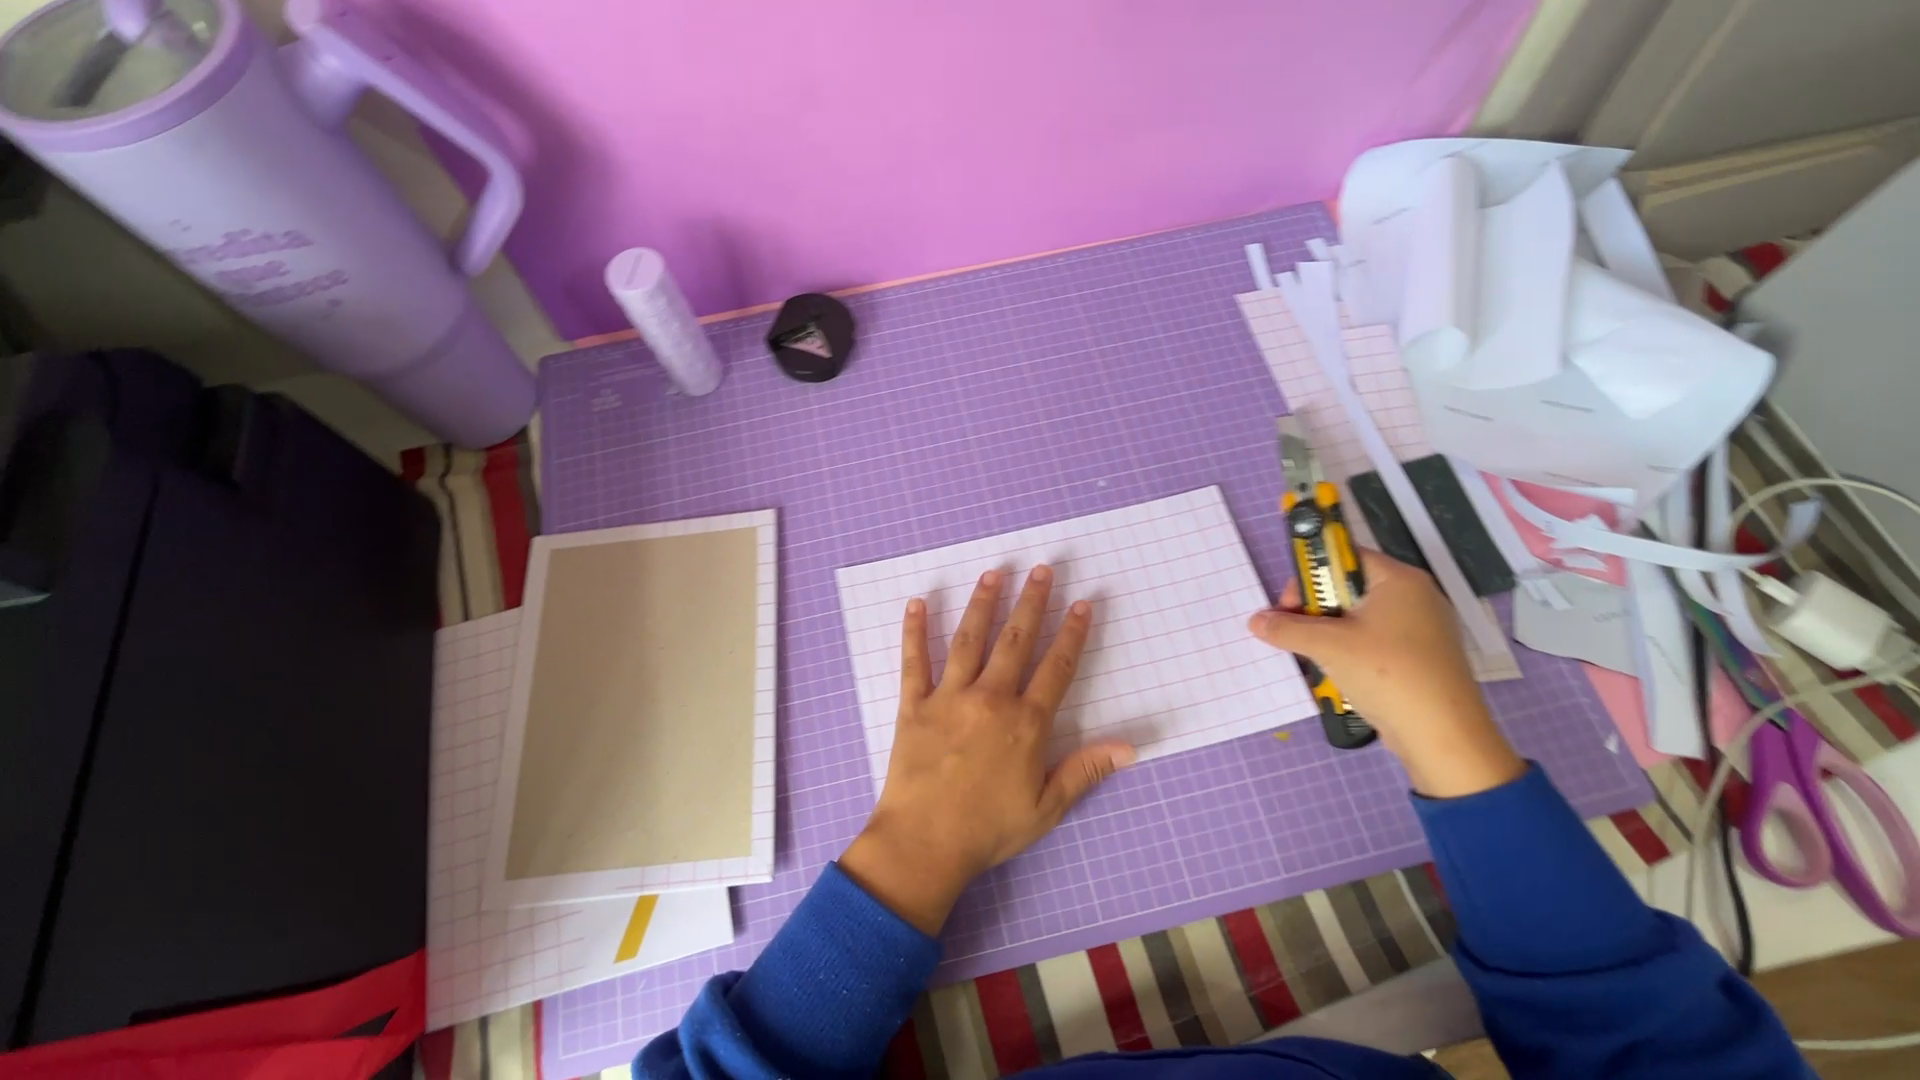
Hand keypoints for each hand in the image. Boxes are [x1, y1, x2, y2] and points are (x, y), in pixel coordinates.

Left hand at [840, 566, 1135, 933]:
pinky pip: (914, 661)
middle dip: (1031, 602)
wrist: (924, 842)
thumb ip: (1085, 770)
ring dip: (983, 603)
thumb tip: (1130, 748)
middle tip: (1041, 569)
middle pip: (1015, 641)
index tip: (1081, 603)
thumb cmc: (988, 829)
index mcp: (1026, 723)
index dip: (1071, 634)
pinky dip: (914, 631)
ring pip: (969, 640)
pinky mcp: (914, 705)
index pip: (1056, 668)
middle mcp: (990, 699)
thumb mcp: (1047, 807)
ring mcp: (949, 697)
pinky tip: (917, 602)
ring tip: (994, 573)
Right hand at [1248, 548, 1524, 797]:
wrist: (1443, 735)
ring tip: (1317, 656)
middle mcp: (1416, 596)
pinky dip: (1354, 651)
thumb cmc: (1386, 673)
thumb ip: (1287, 629)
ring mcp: (1424, 628)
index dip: (1311, 576)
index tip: (1289, 605)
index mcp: (1399, 579)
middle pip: (1351, 588)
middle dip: (1317, 609)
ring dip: (1331, 634)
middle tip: (1296, 633)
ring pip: (1362, 618)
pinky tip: (1341, 673)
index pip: (1344, 557)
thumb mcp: (1328, 646)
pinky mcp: (1423, 658)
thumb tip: (1256, 621)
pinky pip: (1378, 641)